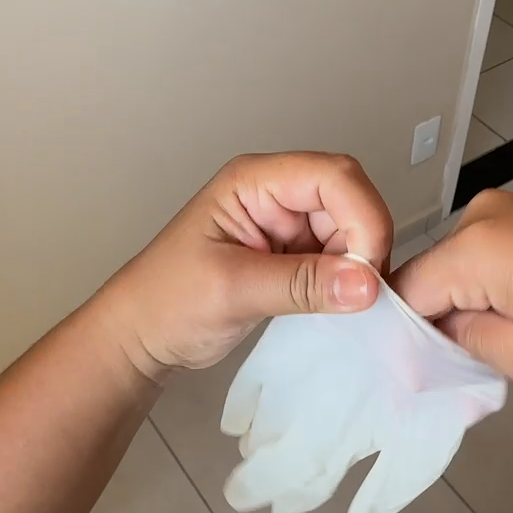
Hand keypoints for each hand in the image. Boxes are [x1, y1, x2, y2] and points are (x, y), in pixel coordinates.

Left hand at [96, 152, 395, 378]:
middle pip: (350, 201)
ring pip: (351, 233)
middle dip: (364, 245)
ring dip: (358, 268)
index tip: (368, 270)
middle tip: (363, 294)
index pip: (333, 177)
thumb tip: (366, 284)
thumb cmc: (166, 300)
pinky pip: (339, 261)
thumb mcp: (232, 290)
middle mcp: (277, 196)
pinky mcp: (294, 258)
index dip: (363, 216)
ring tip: (344, 305)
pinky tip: (338, 307)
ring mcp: (287, 228)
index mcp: (255, 182)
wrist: (144, 335)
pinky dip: (347, 284)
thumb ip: (301, 284)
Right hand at [392, 190, 512, 392]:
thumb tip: (436, 336)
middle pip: (430, 278)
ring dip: (472, 307)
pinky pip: (488, 256)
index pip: (404, 293)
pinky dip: (496, 289)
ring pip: (459, 269)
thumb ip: (469, 347)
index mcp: (476, 246)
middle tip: (479, 365)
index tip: (429, 372)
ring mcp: (510, 208)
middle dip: (443, 322)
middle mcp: (483, 215)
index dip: (409, 337)